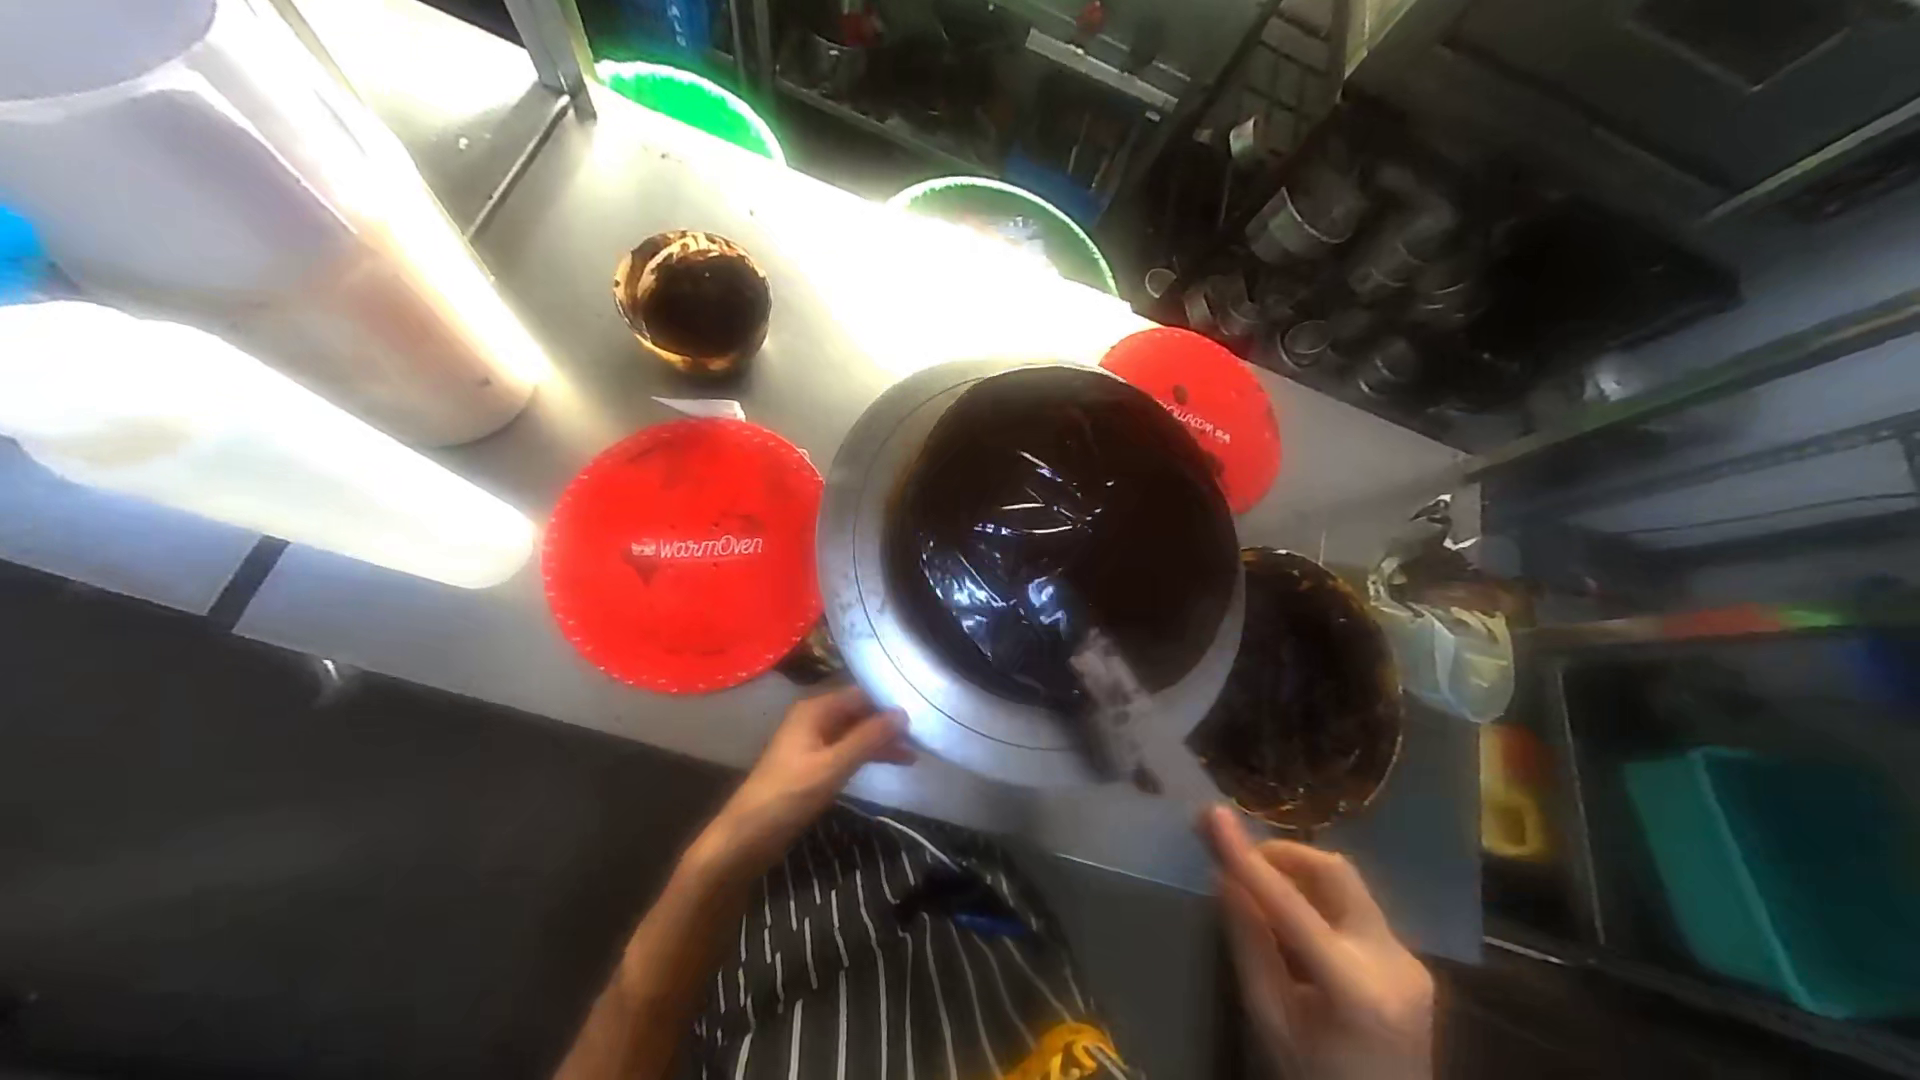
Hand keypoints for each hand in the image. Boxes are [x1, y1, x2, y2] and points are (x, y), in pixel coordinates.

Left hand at [694, 686, 914, 880]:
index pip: (860, 694)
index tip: (920, 710)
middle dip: (887, 723)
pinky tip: (887, 763)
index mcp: (814, 710)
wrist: (746, 836)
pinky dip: (867, 755)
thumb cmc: (789, 795)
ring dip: (880, 741)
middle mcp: (813, 719)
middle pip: (858, 712)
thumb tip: (902, 713)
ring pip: (854, 733)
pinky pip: (846, 751)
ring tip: (912, 754)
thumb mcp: (833, 765)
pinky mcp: (812, 765)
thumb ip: (868, 738)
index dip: (888, 701)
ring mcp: (812, 743)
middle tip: (922, 736)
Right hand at [1203, 806, 1433, 1079]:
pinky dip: (1316, 900)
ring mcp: (1409, 959)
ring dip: (1299, 874)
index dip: (1246, 856)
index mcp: (1356, 987)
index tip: (1212, 814)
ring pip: (1347, 885)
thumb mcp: (1269, 1018)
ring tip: (1261, 892)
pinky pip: (1354, 908)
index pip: (1289, 903)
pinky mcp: (1409, 960)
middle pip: (1335, 873)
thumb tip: (1223, 876)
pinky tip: (1293, 923)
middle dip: (1283, 855)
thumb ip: (1248, 943)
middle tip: (1242, 861)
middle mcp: (1394, 961)